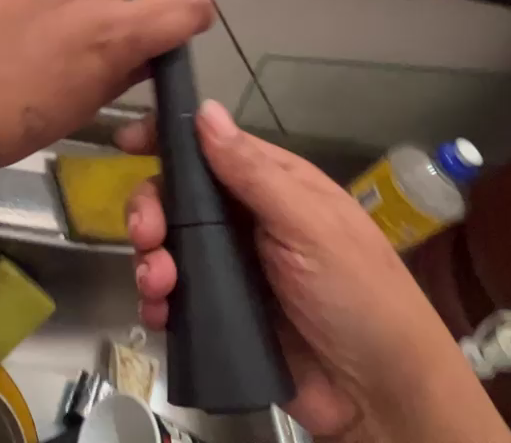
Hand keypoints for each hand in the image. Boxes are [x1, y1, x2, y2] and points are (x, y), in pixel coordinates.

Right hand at [118, 103, 510, 442]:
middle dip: (150, 210)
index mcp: (271, 186)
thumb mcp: (310, 226)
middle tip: (147, 235)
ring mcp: (231, 268)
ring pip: (167, 245)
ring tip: (158, 284)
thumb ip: (253, 171)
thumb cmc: (359, 297)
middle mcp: (245, 220)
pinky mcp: (220, 314)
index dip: (167, 139)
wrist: (383, 402)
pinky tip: (158, 311)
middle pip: (177, 197)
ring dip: (150, 259)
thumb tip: (205, 110)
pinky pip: (172, 295)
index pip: (210, 147)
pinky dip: (156, 299)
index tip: (127, 142)